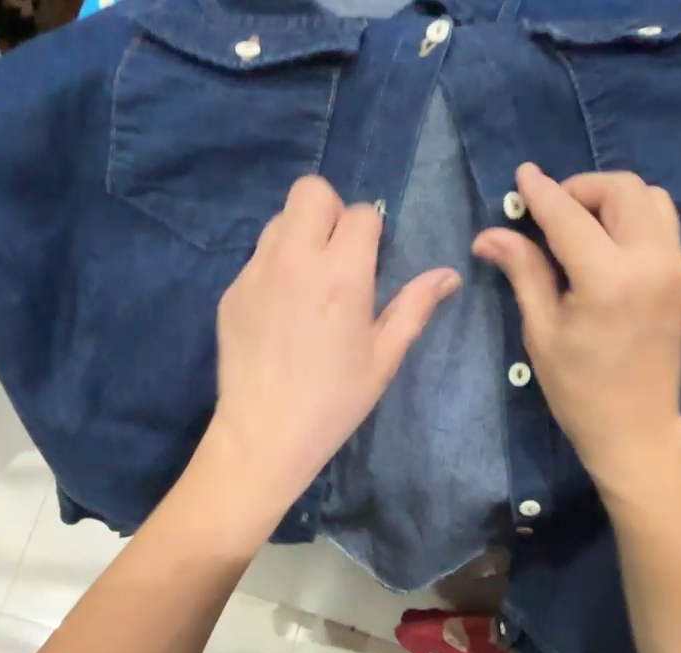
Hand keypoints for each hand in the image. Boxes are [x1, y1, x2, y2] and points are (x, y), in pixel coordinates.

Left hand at [204, 176, 460, 516]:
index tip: (370, 262)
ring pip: (279, 219)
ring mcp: (257, 272)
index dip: (371, 233)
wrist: (265, 434)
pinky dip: (274, 267)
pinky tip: (280, 311)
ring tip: (308, 281)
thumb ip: (414, 308)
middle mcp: (295, 259)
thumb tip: (448, 275)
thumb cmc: (334, 401)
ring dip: (300, 235)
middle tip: (337, 256)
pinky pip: (257, 256)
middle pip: (311, 191)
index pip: (361, 214)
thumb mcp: (383, 358)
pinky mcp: (232, 291)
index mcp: (342, 275)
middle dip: (331, 213)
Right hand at [472, 165, 680, 488]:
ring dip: (612, 198)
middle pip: (622, 189)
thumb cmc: (579, 391)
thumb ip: (524, 273)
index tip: (522, 176)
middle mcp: (651, 261)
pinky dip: (633, 217)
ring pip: (651, 198)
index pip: (570, 217)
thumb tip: (490, 235)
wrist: (635, 430)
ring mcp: (675, 267)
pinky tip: (605, 245)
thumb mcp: (542, 333)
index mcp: (609, 279)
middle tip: (551, 212)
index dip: (542, 193)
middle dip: (581, 189)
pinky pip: (662, 223)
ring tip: (580, 225)